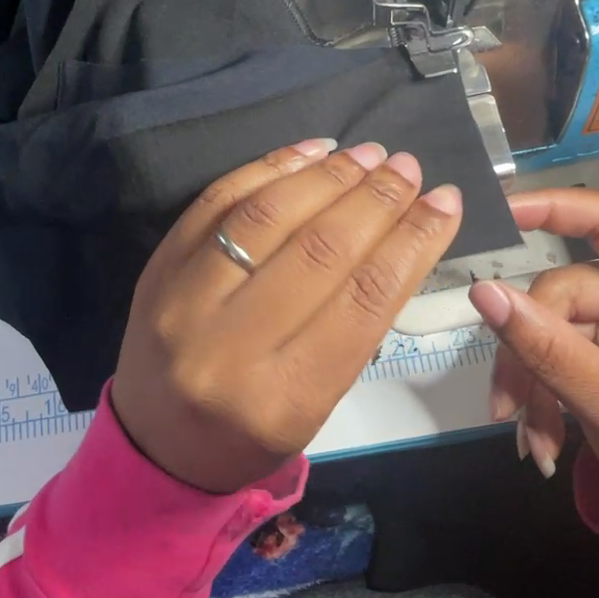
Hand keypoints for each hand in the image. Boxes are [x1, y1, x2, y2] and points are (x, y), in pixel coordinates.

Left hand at [112, 139, 463, 493]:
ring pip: (266, 217)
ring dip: (327, 177)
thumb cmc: (251, 432)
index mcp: (284, 397)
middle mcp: (229, 346)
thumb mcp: (317, 403)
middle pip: (319, 252)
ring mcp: (184, 301)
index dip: (411, 242)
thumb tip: (404, 233)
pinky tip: (312, 152)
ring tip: (369, 155)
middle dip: (375, 201)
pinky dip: (270, 168)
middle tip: (407, 169)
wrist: (155, 445)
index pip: (363, 301)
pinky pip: (218, 200)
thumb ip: (357, 324)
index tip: (443, 202)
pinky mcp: (159, 267)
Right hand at [471, 189, 598, 569]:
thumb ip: (543, 344)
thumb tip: (480, 291)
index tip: (500, 213)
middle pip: (564, 286)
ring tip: (527, 432)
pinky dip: (541, 387)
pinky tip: (540, 432)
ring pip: (551, 321)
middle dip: (530, 346)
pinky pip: (556, 347)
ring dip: (530, 376)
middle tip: (507, 404)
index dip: (554, 207)